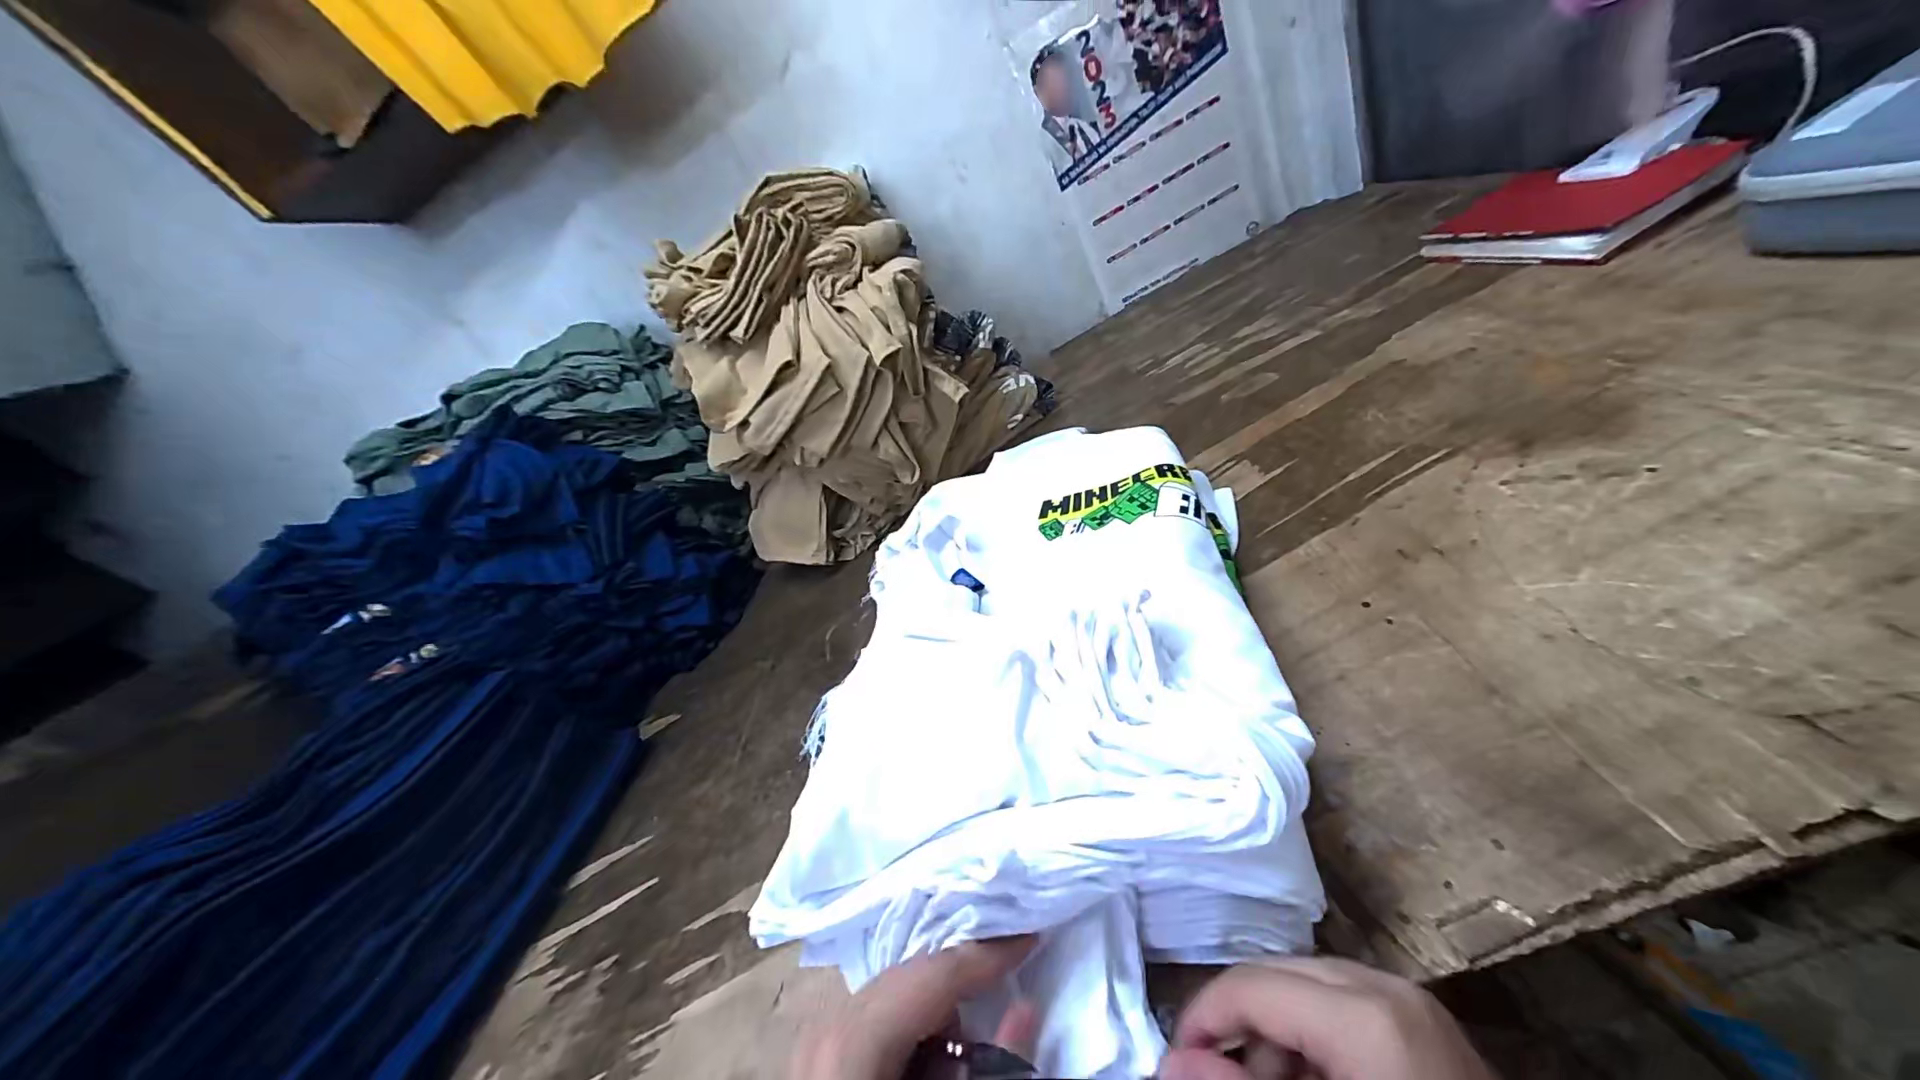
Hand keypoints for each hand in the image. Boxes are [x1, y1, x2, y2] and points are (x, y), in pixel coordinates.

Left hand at [790, 935, 1036, 1079]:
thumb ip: (995, 1067)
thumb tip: (1026, 1010)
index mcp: (854, 1041)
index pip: (931, 975)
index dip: (985, 955)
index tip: (1028, 938)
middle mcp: (825, 1028)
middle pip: (907, 978)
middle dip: (958, 981)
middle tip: (1002, 986)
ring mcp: (811, 1043)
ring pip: (889, 994)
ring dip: (932, 1009)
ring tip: (962, 1044)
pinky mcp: (811, 1060)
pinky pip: (869, 1021)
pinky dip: (904, 1031)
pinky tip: (926, 1062)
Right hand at [1160, 957, 1495, 1079]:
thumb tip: (1171, 1063)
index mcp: (1362, 1013)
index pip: (1248, 985)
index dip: (1202, 1019)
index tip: (1177, 1065)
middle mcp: (1386, 988)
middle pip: (1275, 976)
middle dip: (1240, 1027)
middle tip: (1223, 1079)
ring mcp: (1413, 1003)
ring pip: (1307, 987)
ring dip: (1277, 1035)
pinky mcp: (1429, 1025)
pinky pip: (1345, 1007)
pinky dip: (1316, 1040)